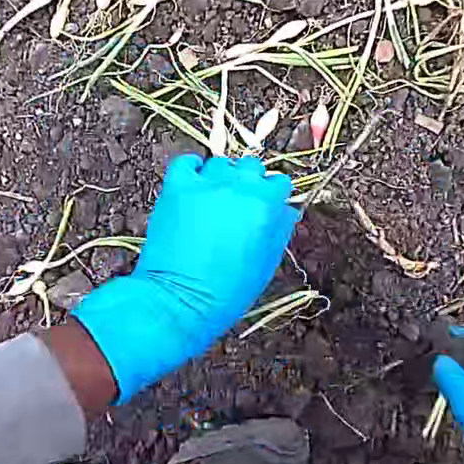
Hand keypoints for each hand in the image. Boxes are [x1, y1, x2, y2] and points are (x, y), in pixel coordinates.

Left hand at [74, 155, 297, 401]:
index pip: (279, 183)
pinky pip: (187, 163)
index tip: (267, 205)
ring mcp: (206, 184)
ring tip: (216, 198)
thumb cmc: (226, 291)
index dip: (274, 196)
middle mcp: (238, 187)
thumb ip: (279, 231)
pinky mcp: (177, 187)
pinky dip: (192, 169)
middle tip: (241, 204)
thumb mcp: (266, 265)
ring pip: (222, 164)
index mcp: (265, 205)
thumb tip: (285, 211)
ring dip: (222, 177)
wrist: (180, 300)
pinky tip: (195, 183)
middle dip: (250, 183)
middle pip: (252, 167)